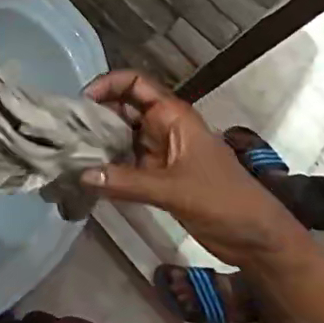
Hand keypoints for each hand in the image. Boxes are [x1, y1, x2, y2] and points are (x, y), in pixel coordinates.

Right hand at [80, 71, 305, 265]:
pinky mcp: (159, 177)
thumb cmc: (223, 201)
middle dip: (96, 116)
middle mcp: (163, 127)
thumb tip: (82, 174)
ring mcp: (160, 152)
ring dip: (99, 144)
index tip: (82, 102)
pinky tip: (87, 178)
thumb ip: (128, 182)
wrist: (258, 239)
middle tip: (65, 132)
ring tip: (69, 154)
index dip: (108, 84)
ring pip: (122, 138)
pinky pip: (127, 164)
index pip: (135, 83)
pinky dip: (109, 168)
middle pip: (122, 109)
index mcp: (173, 115)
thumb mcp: (174, 189)